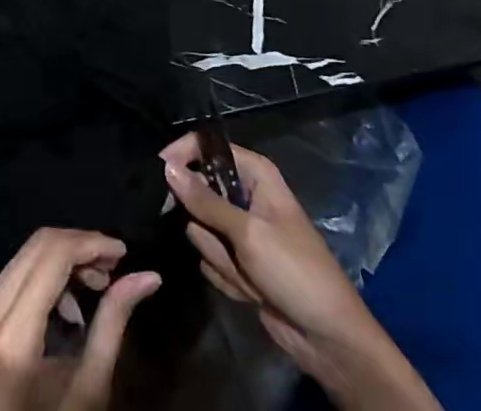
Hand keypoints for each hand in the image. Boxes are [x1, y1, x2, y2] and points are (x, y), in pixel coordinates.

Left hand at [0, 228, 160, 410]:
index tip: (123, 254)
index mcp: (14, 335)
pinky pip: (19, 271)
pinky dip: (50, 272)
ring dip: (67, 257)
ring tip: (98, 284)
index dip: (92, 243)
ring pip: (29, 253)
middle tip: (113, 266)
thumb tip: (150, 275)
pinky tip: (71, 302)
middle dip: (82, 245)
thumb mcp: (89, 387)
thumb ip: (114, 322)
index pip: (54, 255)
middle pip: (40, 245)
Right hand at [160, 135, 440, 410]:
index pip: (207, 148)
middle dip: (208, 227)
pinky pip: (209, 260)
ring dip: (221, 259)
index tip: (157, 172)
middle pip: (197, 195)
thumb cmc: (293, 269)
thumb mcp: (248, 233)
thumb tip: (167, 167)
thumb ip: (205, 201)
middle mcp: (245, 196)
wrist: (323, 332)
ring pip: (200, 233)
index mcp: (256, 174)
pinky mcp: (236, 261)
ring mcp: (239, 232)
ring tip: (251, 274)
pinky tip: (252, 290)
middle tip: (232, 245)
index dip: (182, 154)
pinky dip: (227, 278)